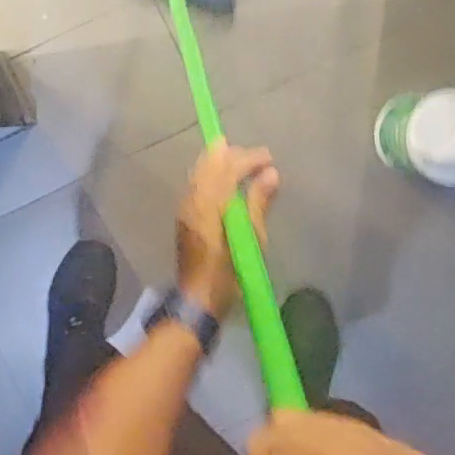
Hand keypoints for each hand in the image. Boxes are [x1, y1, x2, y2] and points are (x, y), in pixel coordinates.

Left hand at [175, 143, 280, 317]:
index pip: (228, 169)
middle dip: (232, 155)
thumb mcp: (250, 240)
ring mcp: (185, 208)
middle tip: (257, 156)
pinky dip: (210, 175)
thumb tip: (270, 173)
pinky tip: (223, 180)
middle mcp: (193, 200)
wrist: (197, 299)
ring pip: (200, 173)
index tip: (270, 158)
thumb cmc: (228, 274)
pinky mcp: (184, 217)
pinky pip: (196, 184)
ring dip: (219, 163)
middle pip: (210, 165)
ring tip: (241, 161)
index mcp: (210, 204)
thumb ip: (258, 203)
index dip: (249, 159)